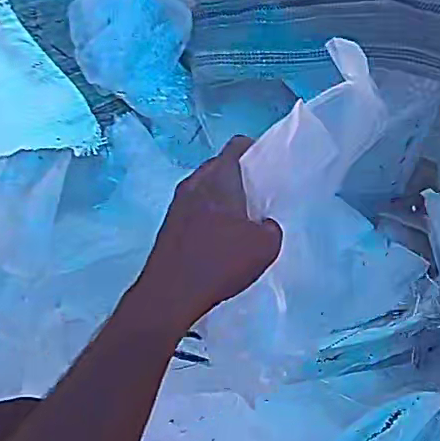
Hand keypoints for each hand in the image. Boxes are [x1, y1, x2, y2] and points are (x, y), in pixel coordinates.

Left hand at [133, 136, 282, 328]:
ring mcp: (176, 205)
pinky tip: (218, 242)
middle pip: (220, 168)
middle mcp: (194, 184)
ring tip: (239, 223)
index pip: (237, 147)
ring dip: (221, 200)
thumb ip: (271, 227)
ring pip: (205, 190)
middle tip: (257, 199)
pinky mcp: (168, 226)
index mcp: (219, 178)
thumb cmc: (221, 262)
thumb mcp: (266, 247)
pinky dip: (207, 217)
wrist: (171, 294)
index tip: (268, 168)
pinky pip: (193, 210)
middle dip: (239, 178)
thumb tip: (262, 225)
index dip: (256, 152)